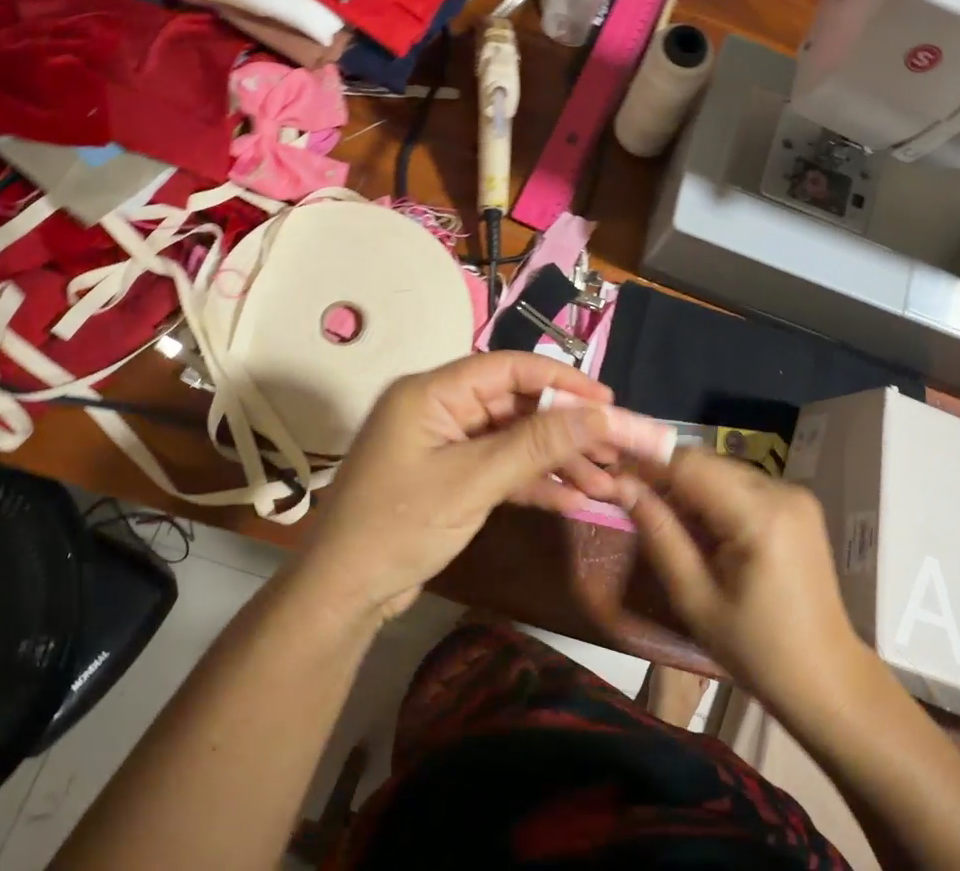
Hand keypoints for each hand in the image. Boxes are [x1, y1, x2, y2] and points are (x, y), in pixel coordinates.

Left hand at [297, 353, 624, 620]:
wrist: (343, 592)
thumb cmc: (399, 527)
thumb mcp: (473, 482)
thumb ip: (537, 445)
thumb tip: (601, 414)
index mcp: (432, 393)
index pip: (509, 368)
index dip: (562, 381)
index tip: (608, 403)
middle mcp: (439, 410)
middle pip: (516, 405)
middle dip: (567, 429)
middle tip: (616, 450)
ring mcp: (444, 446)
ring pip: (514, 440)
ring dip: (558, 461)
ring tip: (606, 482)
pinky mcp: (450, 479)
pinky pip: (502, 469)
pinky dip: (535, 483)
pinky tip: (575, 500)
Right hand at [620, 450, 868, 706]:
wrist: (824, 675)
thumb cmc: (755, 648)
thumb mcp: (695, 597)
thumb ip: (660, 534)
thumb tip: (623, 487)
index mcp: (760, 515)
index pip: (691, 465)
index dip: (648, 466)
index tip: (614, 481)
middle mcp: (783, 491)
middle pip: (709, 463)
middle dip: (668, 478)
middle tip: (633, 505)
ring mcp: (796, 496)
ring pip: (725, 471)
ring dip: (692, 487)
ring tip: (666, 522)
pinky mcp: (800, 506)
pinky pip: (745, 486)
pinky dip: (717, 498)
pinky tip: (703, 530)